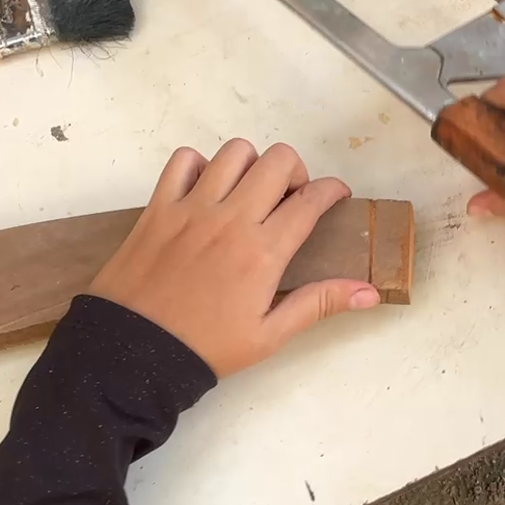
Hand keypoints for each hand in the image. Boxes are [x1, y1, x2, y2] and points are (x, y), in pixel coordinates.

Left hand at [90, 140, 380, 376]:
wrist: (133, 353)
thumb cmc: (205, 348)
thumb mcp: (269, 335)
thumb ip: (319, 304)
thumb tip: (370, 292)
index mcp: (263, 251)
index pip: (310, 200)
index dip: (332, 191)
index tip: (336, 196)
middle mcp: (231, 219)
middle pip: (278, 161)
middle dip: (295, 171)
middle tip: (289, 198)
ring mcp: (191, 208)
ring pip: (234, 152)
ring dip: (250, 165)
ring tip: (248, 192)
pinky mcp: (158, 207)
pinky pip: (183, 160)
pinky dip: (199, 165)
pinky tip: (205, 190)